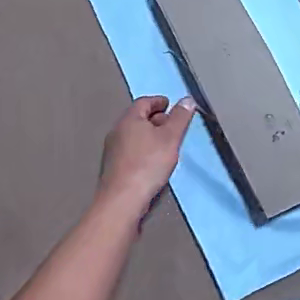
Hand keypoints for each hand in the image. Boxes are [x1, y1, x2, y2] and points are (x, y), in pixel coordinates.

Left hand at [98, 96, 195, 215]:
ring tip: (165, 143)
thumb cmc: (147, 165)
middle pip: (138, 118)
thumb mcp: (170, 138)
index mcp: (129, 119)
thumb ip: (180, 118)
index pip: (144, 102)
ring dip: (149, 135)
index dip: (159, 101)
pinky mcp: (113, 167)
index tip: (169, 104)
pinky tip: (152, 161)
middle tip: (171, 124)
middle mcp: (117, 131)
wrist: (122, 199)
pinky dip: (143, 149)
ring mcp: (112, 149)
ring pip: (134, 135)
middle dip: (155, 118)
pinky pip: (130, 150)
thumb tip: (187, 100)